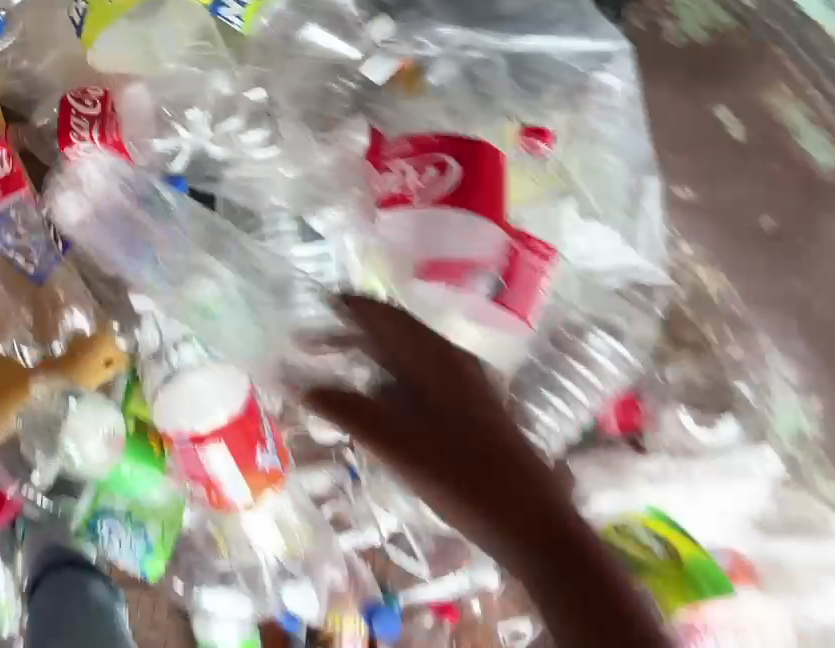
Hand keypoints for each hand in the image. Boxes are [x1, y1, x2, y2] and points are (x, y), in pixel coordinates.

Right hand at [304, 296, 669, 647]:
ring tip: (337, 370)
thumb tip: (298, 385)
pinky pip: (423, 378)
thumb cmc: (460, 477)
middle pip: (396, 333)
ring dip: (371, 356)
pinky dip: (391, 378)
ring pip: (409, 357)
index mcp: (435, 357)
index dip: (349, 306)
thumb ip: (342, 408)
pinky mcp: (476, 412)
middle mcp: (454, 362)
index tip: (315, 304)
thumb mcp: (392, 442)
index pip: (384, 315)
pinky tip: (377, 402)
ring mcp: (469, 387)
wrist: (536, 529)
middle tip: (311, 344)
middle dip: (353, 333)